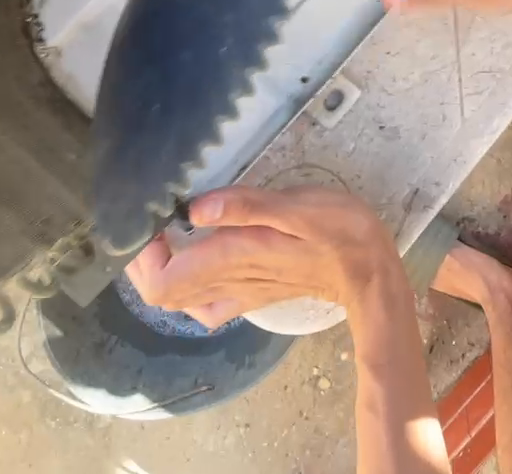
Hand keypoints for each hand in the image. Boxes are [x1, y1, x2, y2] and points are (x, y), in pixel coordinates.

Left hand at [123, 186, 400, 328]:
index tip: (147, 218)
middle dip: (145, 261)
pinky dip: (190, 285)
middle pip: (163, 294)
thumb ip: (247, 206)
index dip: (141, 256)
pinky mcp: (256, 292)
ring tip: (167, 234)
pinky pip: (207, 304)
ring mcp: (242, 293)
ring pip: (181, 299)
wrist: (370, 270)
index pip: (162, 280)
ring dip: (163, 270)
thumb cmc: (340, 231)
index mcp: (235, 259)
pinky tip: (201, 258)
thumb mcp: (299, 207)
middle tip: (153, 220)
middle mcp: (230, 283)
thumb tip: (195, 209)